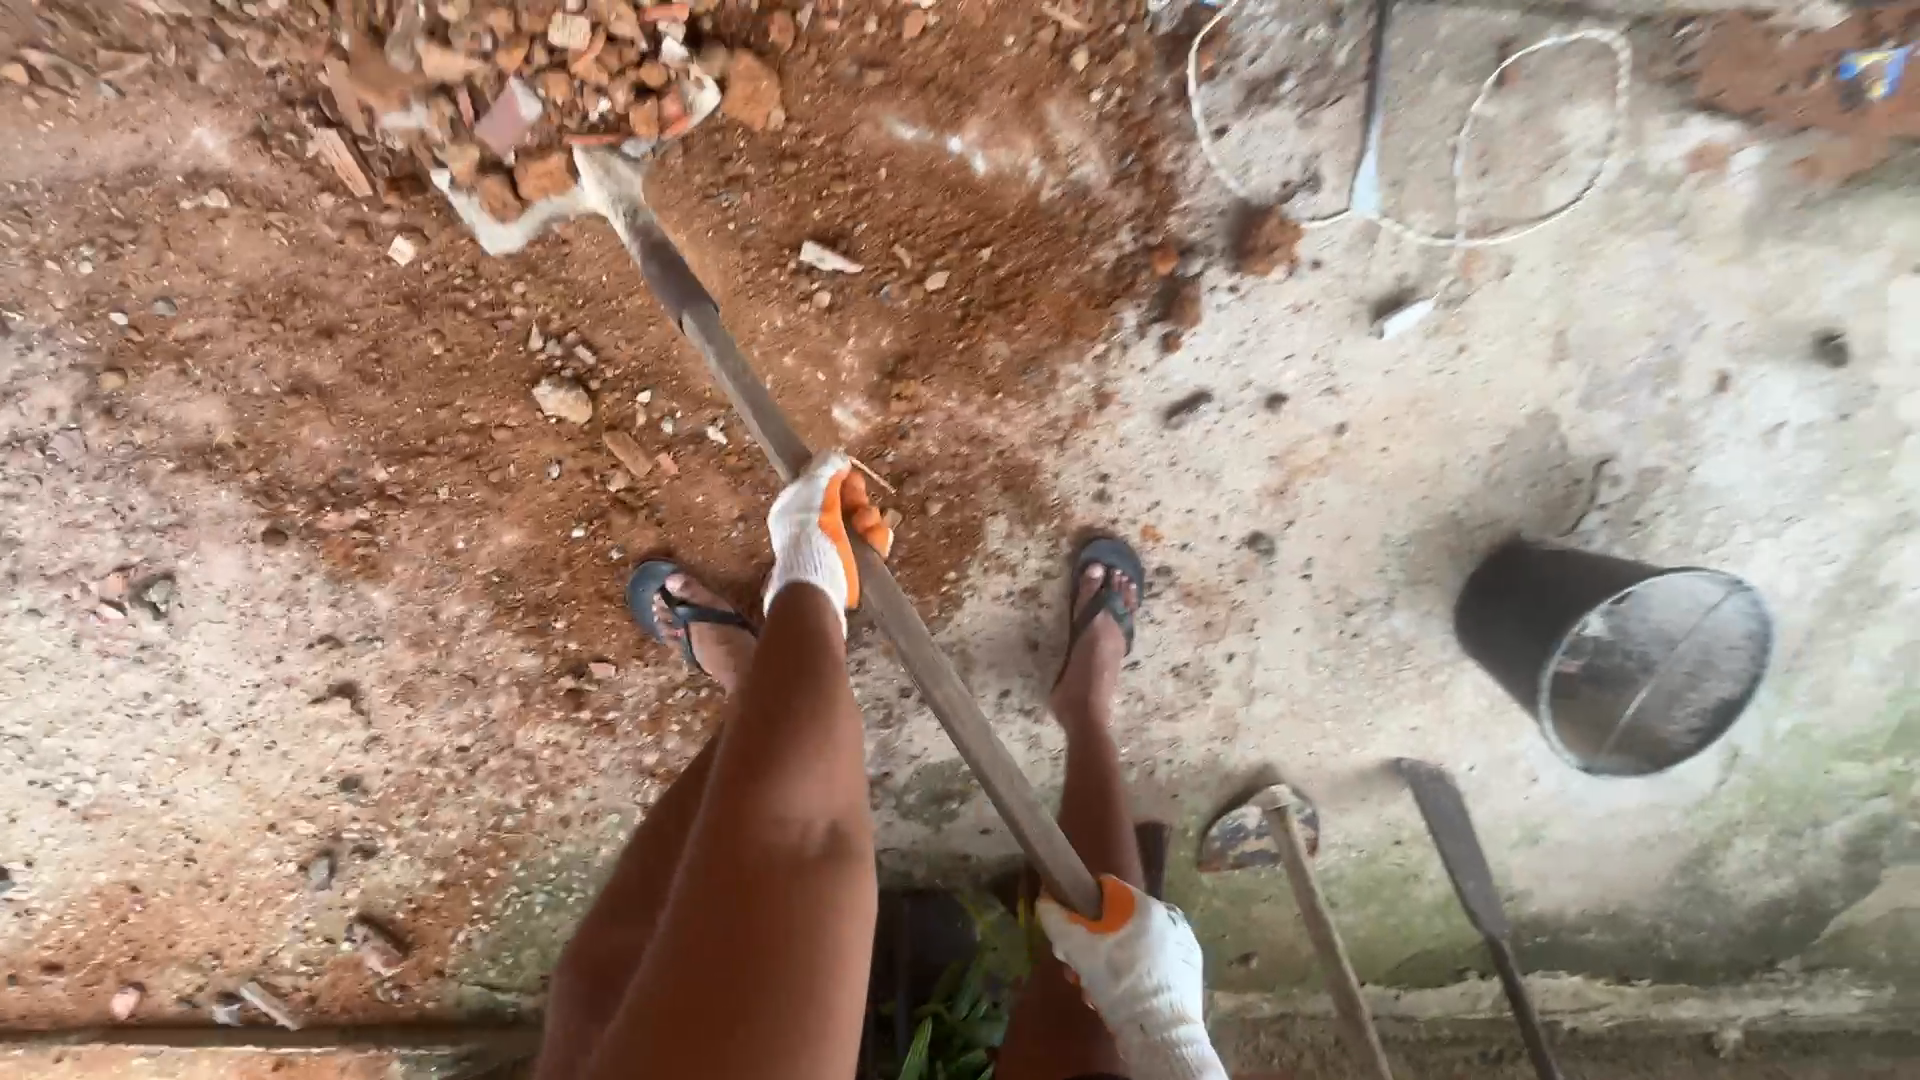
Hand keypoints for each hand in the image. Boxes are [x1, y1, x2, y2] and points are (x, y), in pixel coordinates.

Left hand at [765, 450, 892, 632]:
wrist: (819, 573)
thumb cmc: (809, 527)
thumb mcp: (813, 488)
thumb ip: (826, 467)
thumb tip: (838, 458)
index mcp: (799, 506)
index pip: (824, 484)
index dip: (838, 476)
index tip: (847, 473)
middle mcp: (818, 524)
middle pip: (848, 499)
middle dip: (857, 496)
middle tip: (857, 500)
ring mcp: (840, 543)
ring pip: (865, 518)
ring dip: (869, 515)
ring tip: (864, 522)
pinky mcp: (859, 560)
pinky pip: (877, 539)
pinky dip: (878, 536)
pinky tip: (873, 536)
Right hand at [1036, 876, 1228, 1079]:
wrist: (1161, 1037)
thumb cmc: (1119, 984)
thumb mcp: (1076, 949)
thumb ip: (1055, 918)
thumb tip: (1045, 900)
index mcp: (1144, 902)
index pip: (1103, 889)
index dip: (1080, 909)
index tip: (1072, 935)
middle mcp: (1168, 914)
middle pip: (1116, 920)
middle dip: (1093, 944)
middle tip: (1080, 971)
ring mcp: (1182, 942)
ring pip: (1133, 943)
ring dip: (1110, 962)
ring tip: (1097, 990)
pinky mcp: (1189, 968)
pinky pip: (1153, 960)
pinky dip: (1135, 973)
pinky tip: (1122, 997)